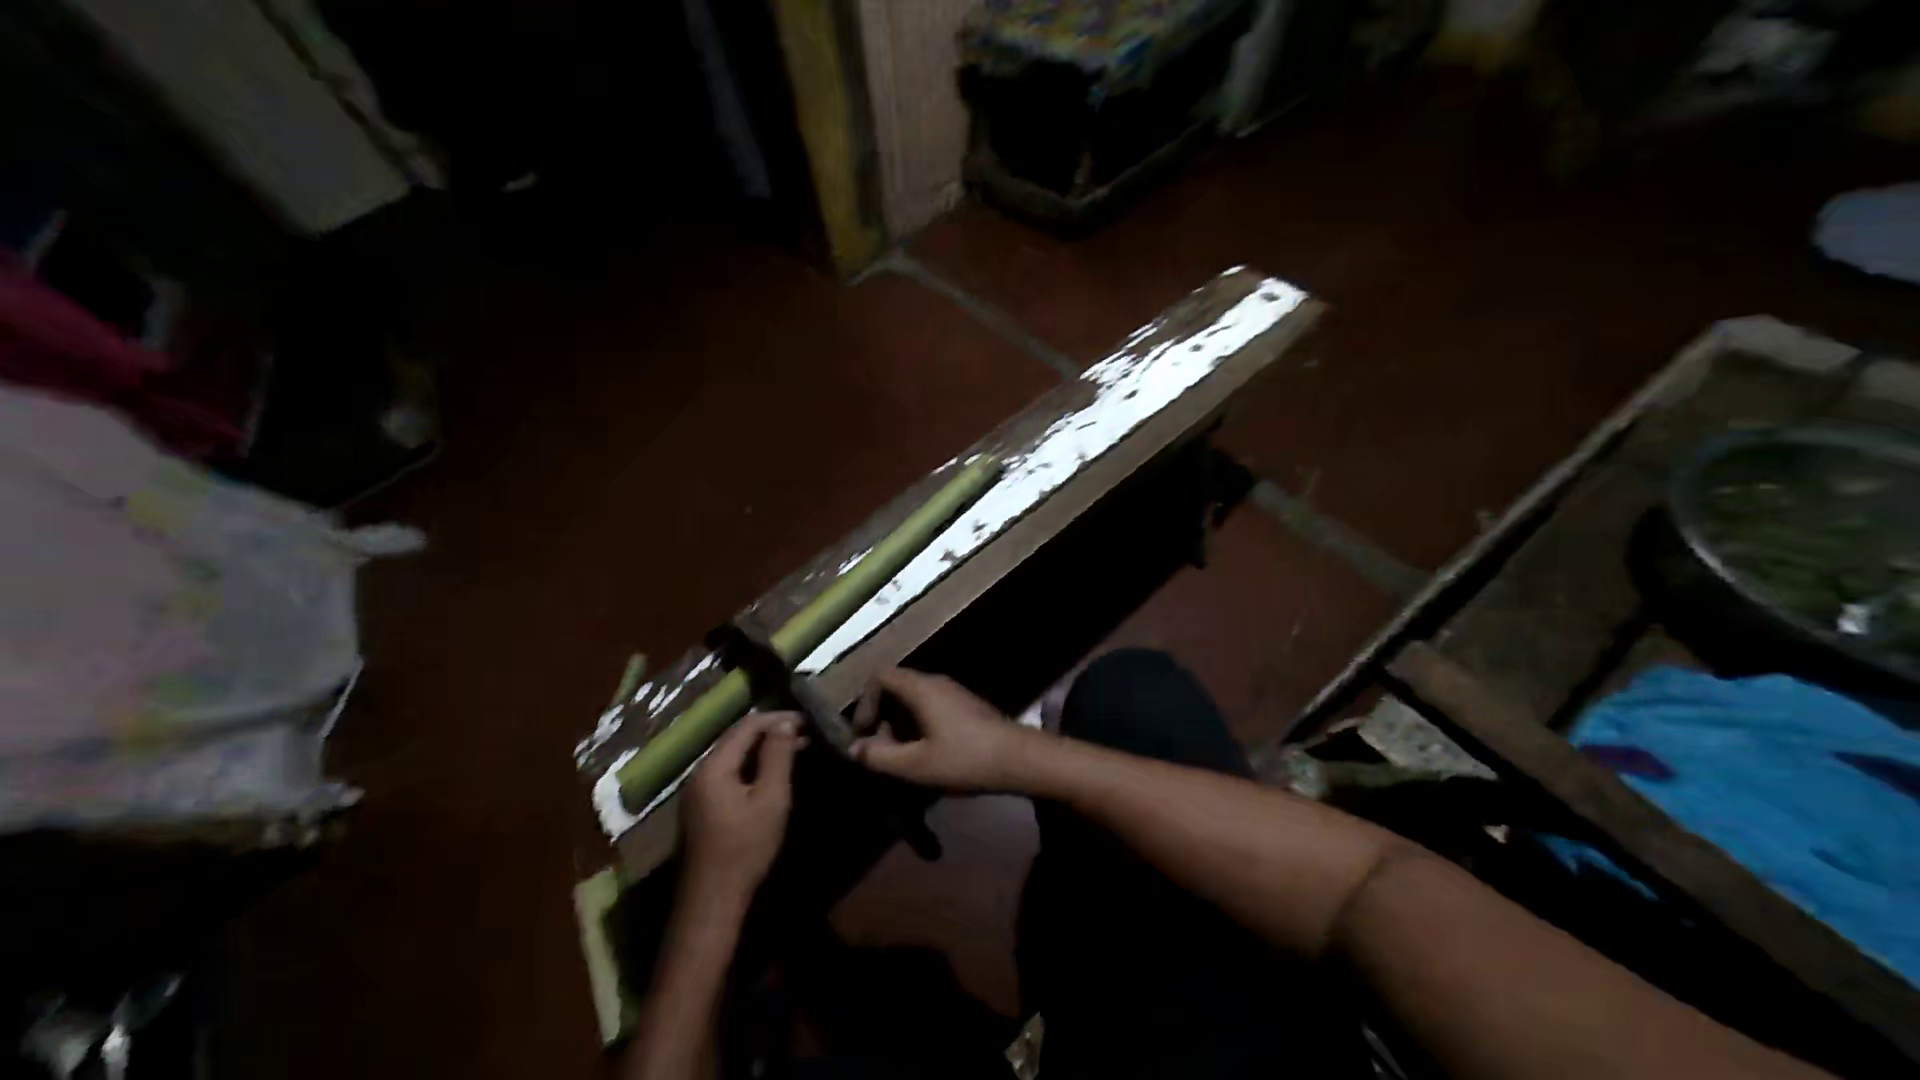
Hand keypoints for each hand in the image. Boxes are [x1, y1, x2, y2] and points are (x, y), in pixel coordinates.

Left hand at [682, 711, 802, 903]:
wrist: (712, 901)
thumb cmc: (746, 847)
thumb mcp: (771, 798)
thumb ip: (777, 757)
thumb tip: (785, 723)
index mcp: (713, 767)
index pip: (746, 726)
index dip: (777, 719)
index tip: (807, 720)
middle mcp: (700, 773)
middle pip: (736, 739)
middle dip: (771, 732)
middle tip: (805, 734)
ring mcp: (697, 792)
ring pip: (733, 757)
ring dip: (762, 750)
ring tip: (794, 749)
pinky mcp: (701, 809)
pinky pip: (729, 774)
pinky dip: (752, 767)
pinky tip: (771, 774)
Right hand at [850, 668, 1037, 791]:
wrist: (1019, 759)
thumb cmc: (965, 758)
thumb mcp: (916, 764)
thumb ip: (880, 756)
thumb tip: (854, 748)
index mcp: (921, 688)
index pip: (880, 676)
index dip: (865, 702)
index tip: (865, 732)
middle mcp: (936, 682)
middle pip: (896, 686)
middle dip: (881, 714)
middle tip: (880, 748)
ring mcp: (953, 692)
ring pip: (913, 698)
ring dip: (899, 723)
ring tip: (901, 755)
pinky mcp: (965, 706)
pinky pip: (930, 705)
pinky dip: (918, 724)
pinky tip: (926, 752)